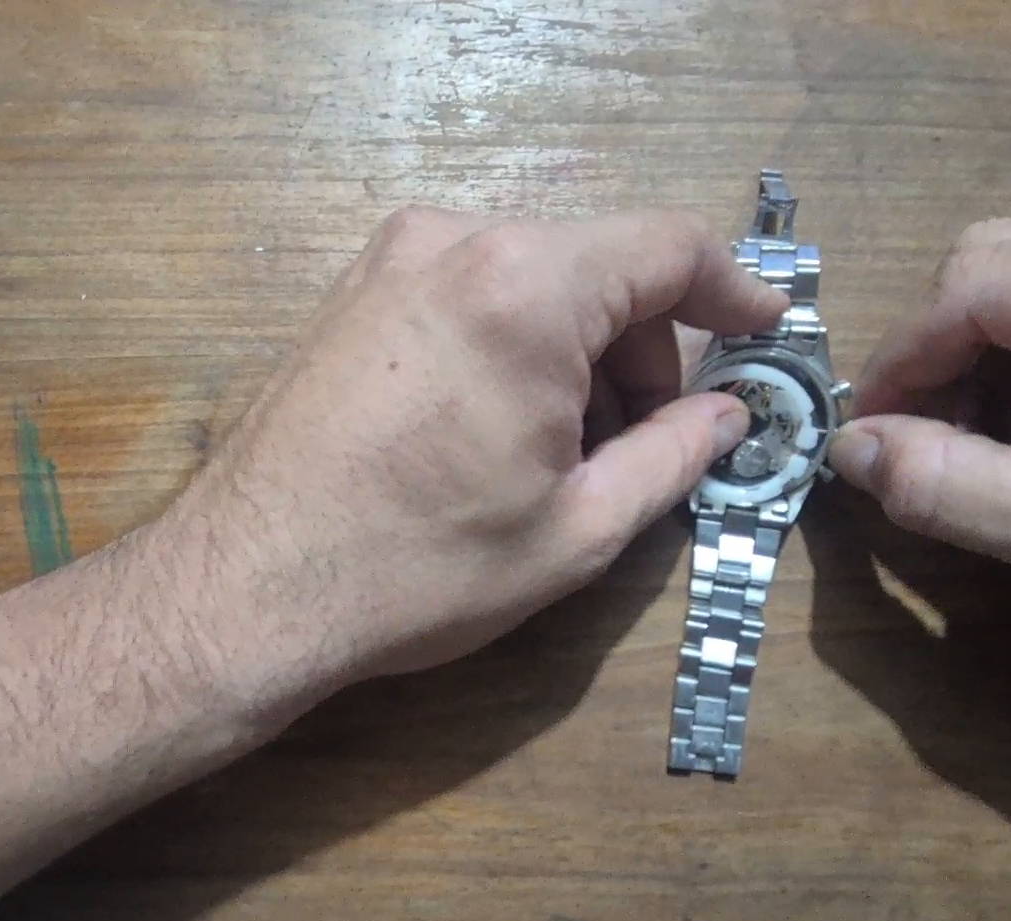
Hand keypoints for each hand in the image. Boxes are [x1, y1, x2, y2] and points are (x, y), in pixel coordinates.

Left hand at [147, 206, 785, 691]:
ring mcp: (392, 259)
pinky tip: (494, 430)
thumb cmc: (419, 570)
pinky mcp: (353, 291)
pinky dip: (512, 347)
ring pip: (532, 282)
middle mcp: (455, 242)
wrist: (249, 589)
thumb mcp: (575, 530)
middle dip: (638, 351)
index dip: (729, 288)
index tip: (761, 328)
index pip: (667, 246)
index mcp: (526, 288)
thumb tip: (726, 416)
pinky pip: (470, 294)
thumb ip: (671, 456)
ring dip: (573, 355)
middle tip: (635, 445)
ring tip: (557, 455)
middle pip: (597, 268)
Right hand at [827, 201, 1010, 751]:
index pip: (998, 278)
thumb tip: (849, 449)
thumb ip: (967, 494)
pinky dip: (1000, 363)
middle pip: (1001, 259)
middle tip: (912, 448)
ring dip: (960, 361)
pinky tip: (1009, 424)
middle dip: (932, 356)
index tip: (866, 440)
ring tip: (960, 445)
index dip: (908, 357)